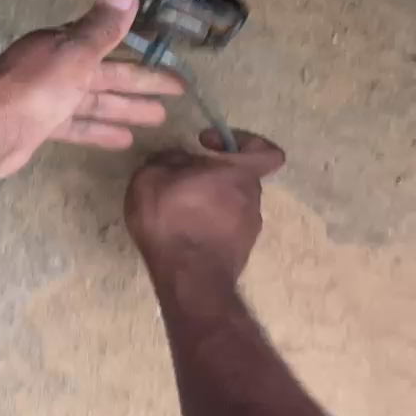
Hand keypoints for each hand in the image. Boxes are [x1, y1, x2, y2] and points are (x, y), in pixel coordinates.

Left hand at [0, 0, 186, 177]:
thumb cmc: (36, 88)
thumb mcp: (74, 53)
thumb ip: (101, 28)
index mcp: (55, 46)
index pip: (103, 43)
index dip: (136, 50)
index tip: (166, 57)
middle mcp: (48, 68)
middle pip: (102, 74)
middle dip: (139, 82)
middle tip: (182, 92)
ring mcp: (42, 98)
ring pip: (91, 100)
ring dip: (123, 107)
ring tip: (160, 117)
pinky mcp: (38, 125)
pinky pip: (75, 125)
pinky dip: (98, 130)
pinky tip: (125, 140)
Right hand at [126, 130, 286, 287]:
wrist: (189, 274)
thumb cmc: (169, 218)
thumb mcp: (149, 178)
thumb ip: (166, 159)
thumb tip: (179, 157)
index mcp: (235, 175)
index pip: (266, 151)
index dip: (242, 141)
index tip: (208, 144)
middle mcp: (252, 197)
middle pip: (238, 175)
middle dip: (210, 171)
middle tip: (176, 177)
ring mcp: (251, 223)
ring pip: (230, 198)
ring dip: (207, 196)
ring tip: (173, 204)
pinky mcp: (242, 244)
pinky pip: (226, 219)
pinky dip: (207, 217)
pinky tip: (180, 225)